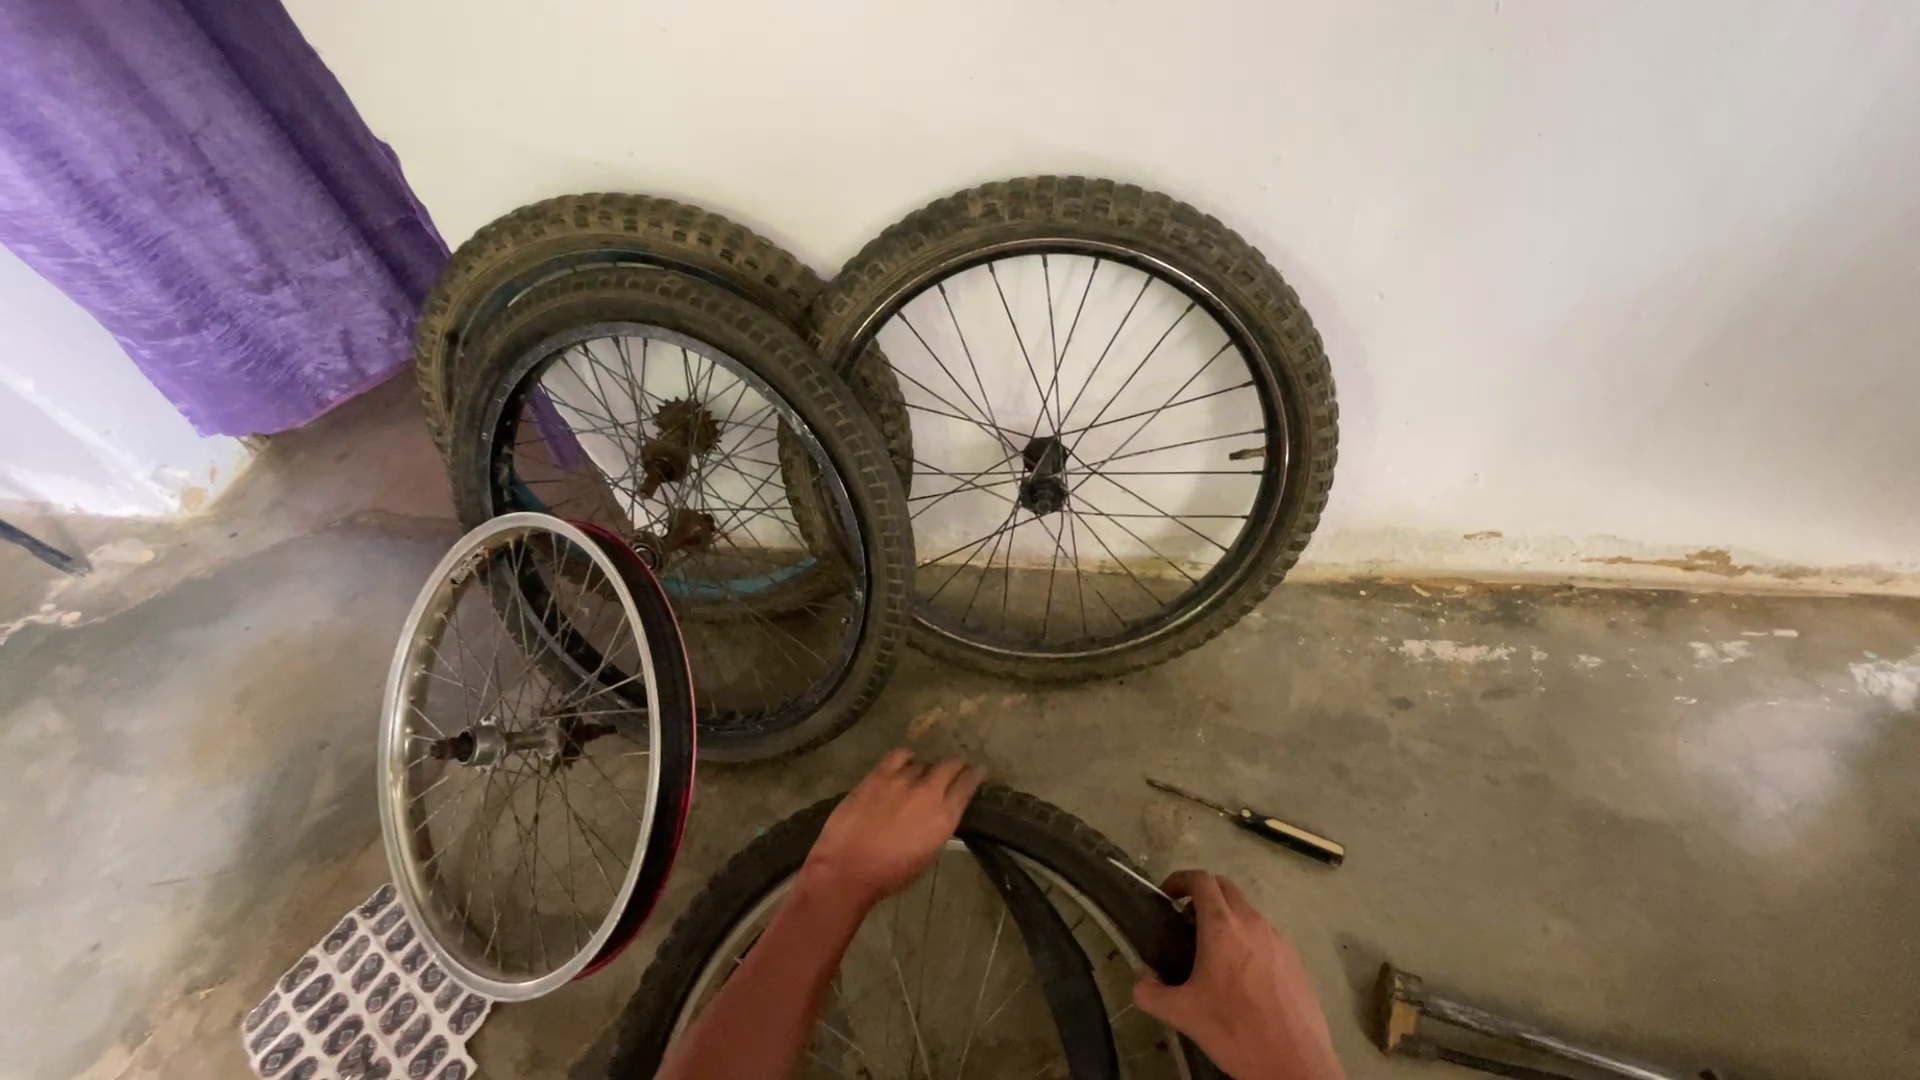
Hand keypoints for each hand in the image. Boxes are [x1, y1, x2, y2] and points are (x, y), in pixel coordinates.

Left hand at [799, 750, 986, 909]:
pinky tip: (904, 762)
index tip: (978, 770)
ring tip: (920, 776)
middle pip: (949, 766)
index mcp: (944, 816)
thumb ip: (937, 827)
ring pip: (922, 763)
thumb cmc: (890, 874)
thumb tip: (939, 812)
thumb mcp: (926, 855)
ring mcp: (902, 779)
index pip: (968, 785)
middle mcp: (928, 792)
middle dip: (956, 765)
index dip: (975, 774)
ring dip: (925, 769)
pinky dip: (906, 757)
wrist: (848, 868)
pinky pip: (898, 755)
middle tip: (956, 768)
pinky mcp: (878, 774)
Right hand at [1134, 870, 1345, 1079]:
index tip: (1167, 895)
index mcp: (1221, 926)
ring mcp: (1278, 940)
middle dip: (1203, 893)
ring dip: (1228, 917)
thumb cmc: (1235, 1031)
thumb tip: (1141, 979)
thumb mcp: (1183, 1014)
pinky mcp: (1296, 960)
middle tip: (1186, 920)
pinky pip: (1266, 936)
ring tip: (1214, 952)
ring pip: (1248, 911)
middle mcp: (1252, 923)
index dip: (1180, 879)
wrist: (1295, 1065)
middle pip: (1226, 887)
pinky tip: (1245, 976)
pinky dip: (1249, 939)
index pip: (1201, 880)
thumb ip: (1151, 993)